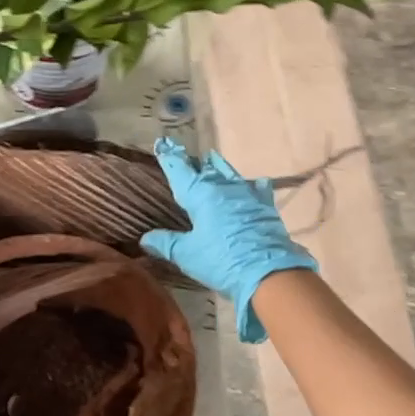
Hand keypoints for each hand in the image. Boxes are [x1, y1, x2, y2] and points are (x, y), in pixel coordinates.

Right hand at [140, 138, 317, 342]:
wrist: (268, 271)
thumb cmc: (220, 259)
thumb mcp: (186, 254)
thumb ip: (165, 243)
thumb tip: (145, 238)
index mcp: (201, 194)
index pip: (180, 171)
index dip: (170, 158)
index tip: (163, 144)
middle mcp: (224, 188)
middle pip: (205, 170)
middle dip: (193, 164)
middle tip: (185, 157)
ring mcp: (248, 195)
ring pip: (229, 175)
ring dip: (218, 169)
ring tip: (212, 162)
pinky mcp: (265, 207)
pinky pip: (256, 188)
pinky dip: (249, 185)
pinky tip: (253, 184)